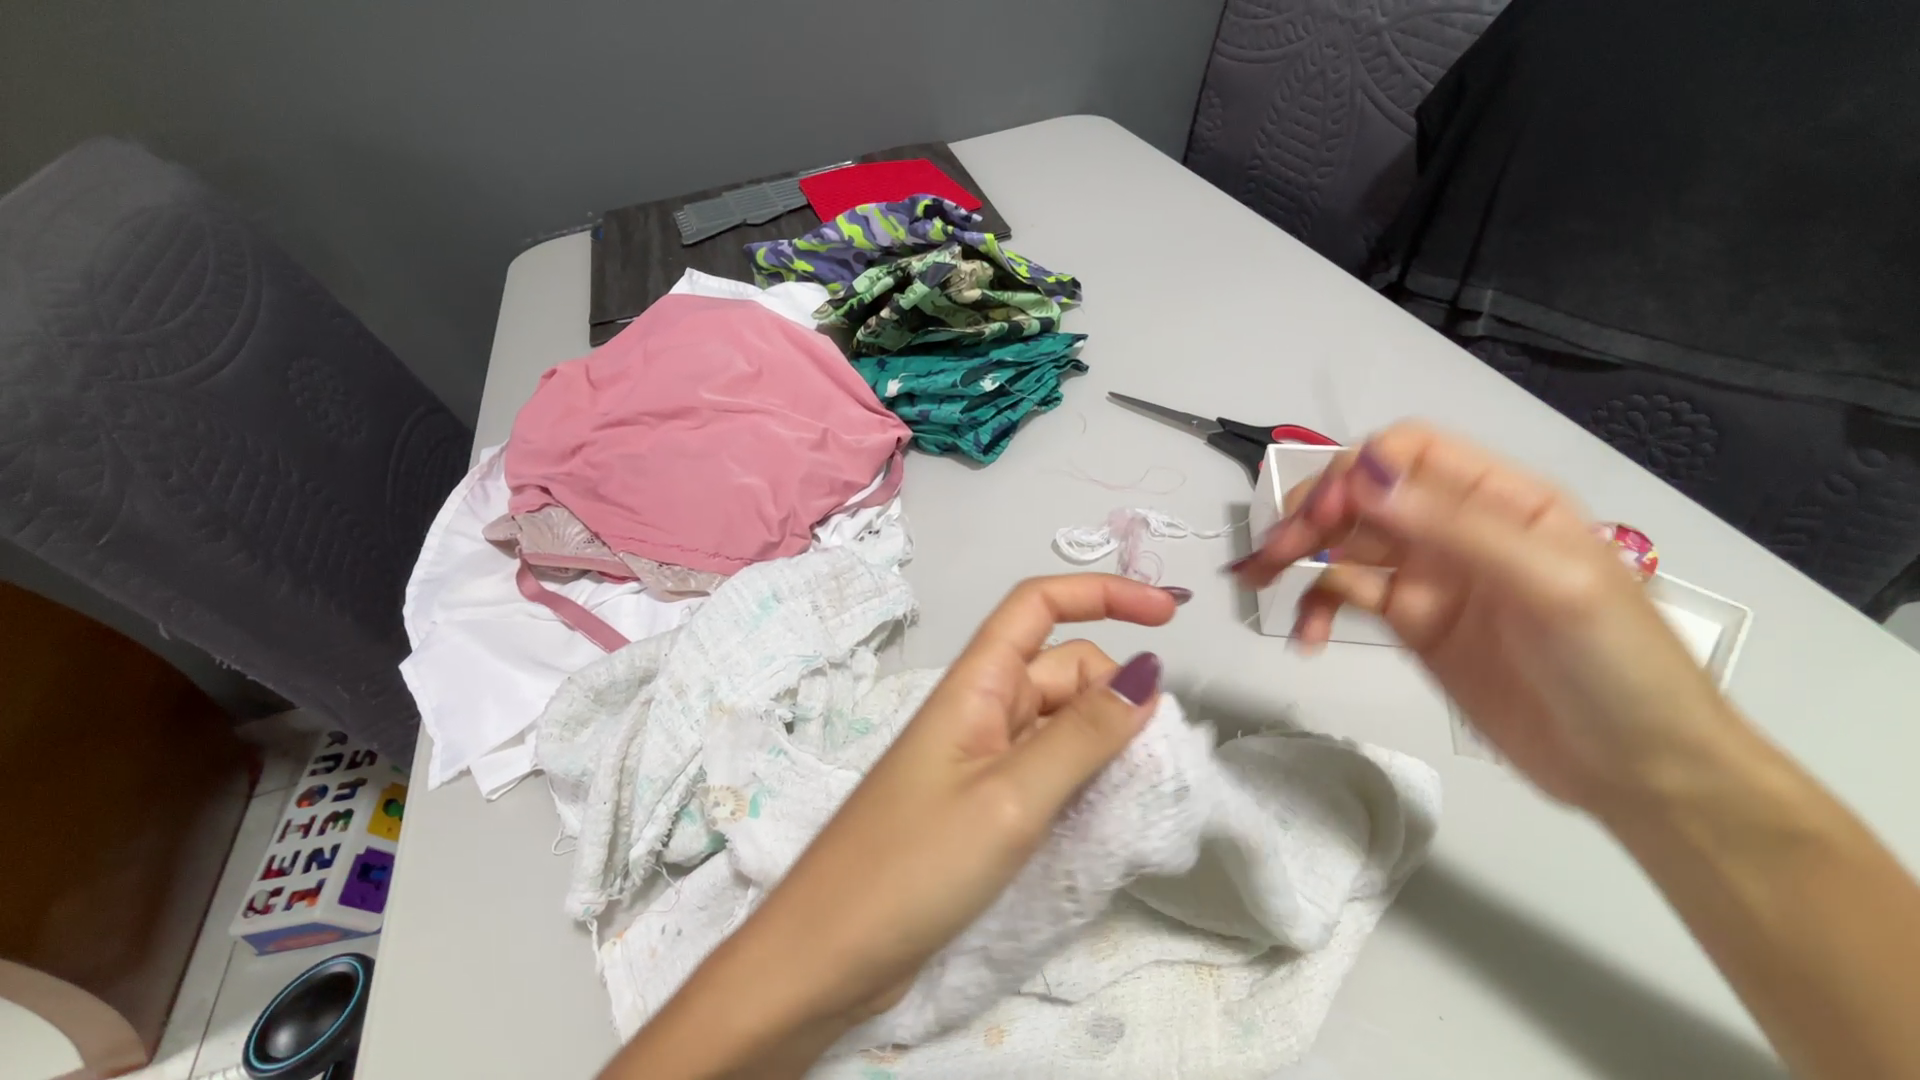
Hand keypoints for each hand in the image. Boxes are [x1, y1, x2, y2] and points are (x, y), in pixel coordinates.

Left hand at [605, 575, 1179, 1079]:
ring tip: (1132, 788)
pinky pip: (1045, 770)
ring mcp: (978, 763)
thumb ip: (1082, 736)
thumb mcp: (1010, 799)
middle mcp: (978, 713)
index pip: (1037, 606)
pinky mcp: (980, 808)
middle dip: (1112, 691)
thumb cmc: (912, 868)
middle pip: (1060, 668)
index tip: (1170, 613)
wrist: (827, 957)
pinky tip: (1103, 812)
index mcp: (974, 687)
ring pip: (1058, 722)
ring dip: (1103, 739)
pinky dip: (1081, 777)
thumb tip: (1147, 673)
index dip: (1102, 593)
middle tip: (1144, 755)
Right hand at [1231, 422, 1743, 811]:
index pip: (1408, 453)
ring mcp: (1429, 576)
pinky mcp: (1411, 624)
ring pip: (1343, 543)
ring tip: (1260, 585)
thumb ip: (1457, 527)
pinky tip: (1306, 637)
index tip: (1325, 519)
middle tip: (1270, 558)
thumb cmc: (1615, 665)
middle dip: (1310, 515)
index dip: (1358, 474)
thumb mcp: (1550, 584)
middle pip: (1363, 495)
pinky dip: (1315, 608)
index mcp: (1501, 499)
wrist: (1637, 769)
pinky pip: (1346, 597)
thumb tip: (1363, 480)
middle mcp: (1456, 527)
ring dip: (1296, 556)